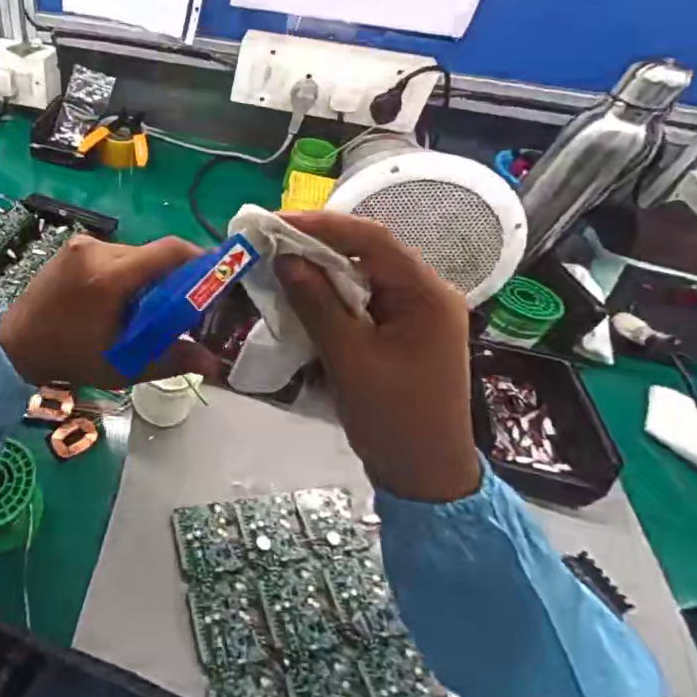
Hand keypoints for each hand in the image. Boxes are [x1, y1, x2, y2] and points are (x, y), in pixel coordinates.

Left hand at [0, 234, 220, 388]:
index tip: (216, 278)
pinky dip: (126, 273)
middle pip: (153, 254)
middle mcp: (96, 250)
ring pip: (134, 254)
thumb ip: (170, 359)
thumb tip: (214, 363)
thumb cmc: (67, 357)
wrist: (13, 345)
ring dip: (147, 276)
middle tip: (182, 307)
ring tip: (146, 308)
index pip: (170, 251)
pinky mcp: (72, 248)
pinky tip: (120, 299)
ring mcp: (81, 246)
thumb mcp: (121, 365)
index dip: (201, 260)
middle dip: (173, 277)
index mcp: (109, 276)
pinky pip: (113, 255)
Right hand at [275, 211, 480, 502]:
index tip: (275, 223)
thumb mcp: (349, 358)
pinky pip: (362, 297)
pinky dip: (330, 292)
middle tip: (270, 240)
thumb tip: (285, 259)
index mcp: (427, 295)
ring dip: (321, 267)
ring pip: (363, 273)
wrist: (425, 473)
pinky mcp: (400, 329)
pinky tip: (301, 292)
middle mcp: (427, 294)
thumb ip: (316, 304)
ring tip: (277, 261)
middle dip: (318, 242)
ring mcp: (415, 312)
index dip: (322, 225)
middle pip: (369, 251)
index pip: (373, 240)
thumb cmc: (392, 417)